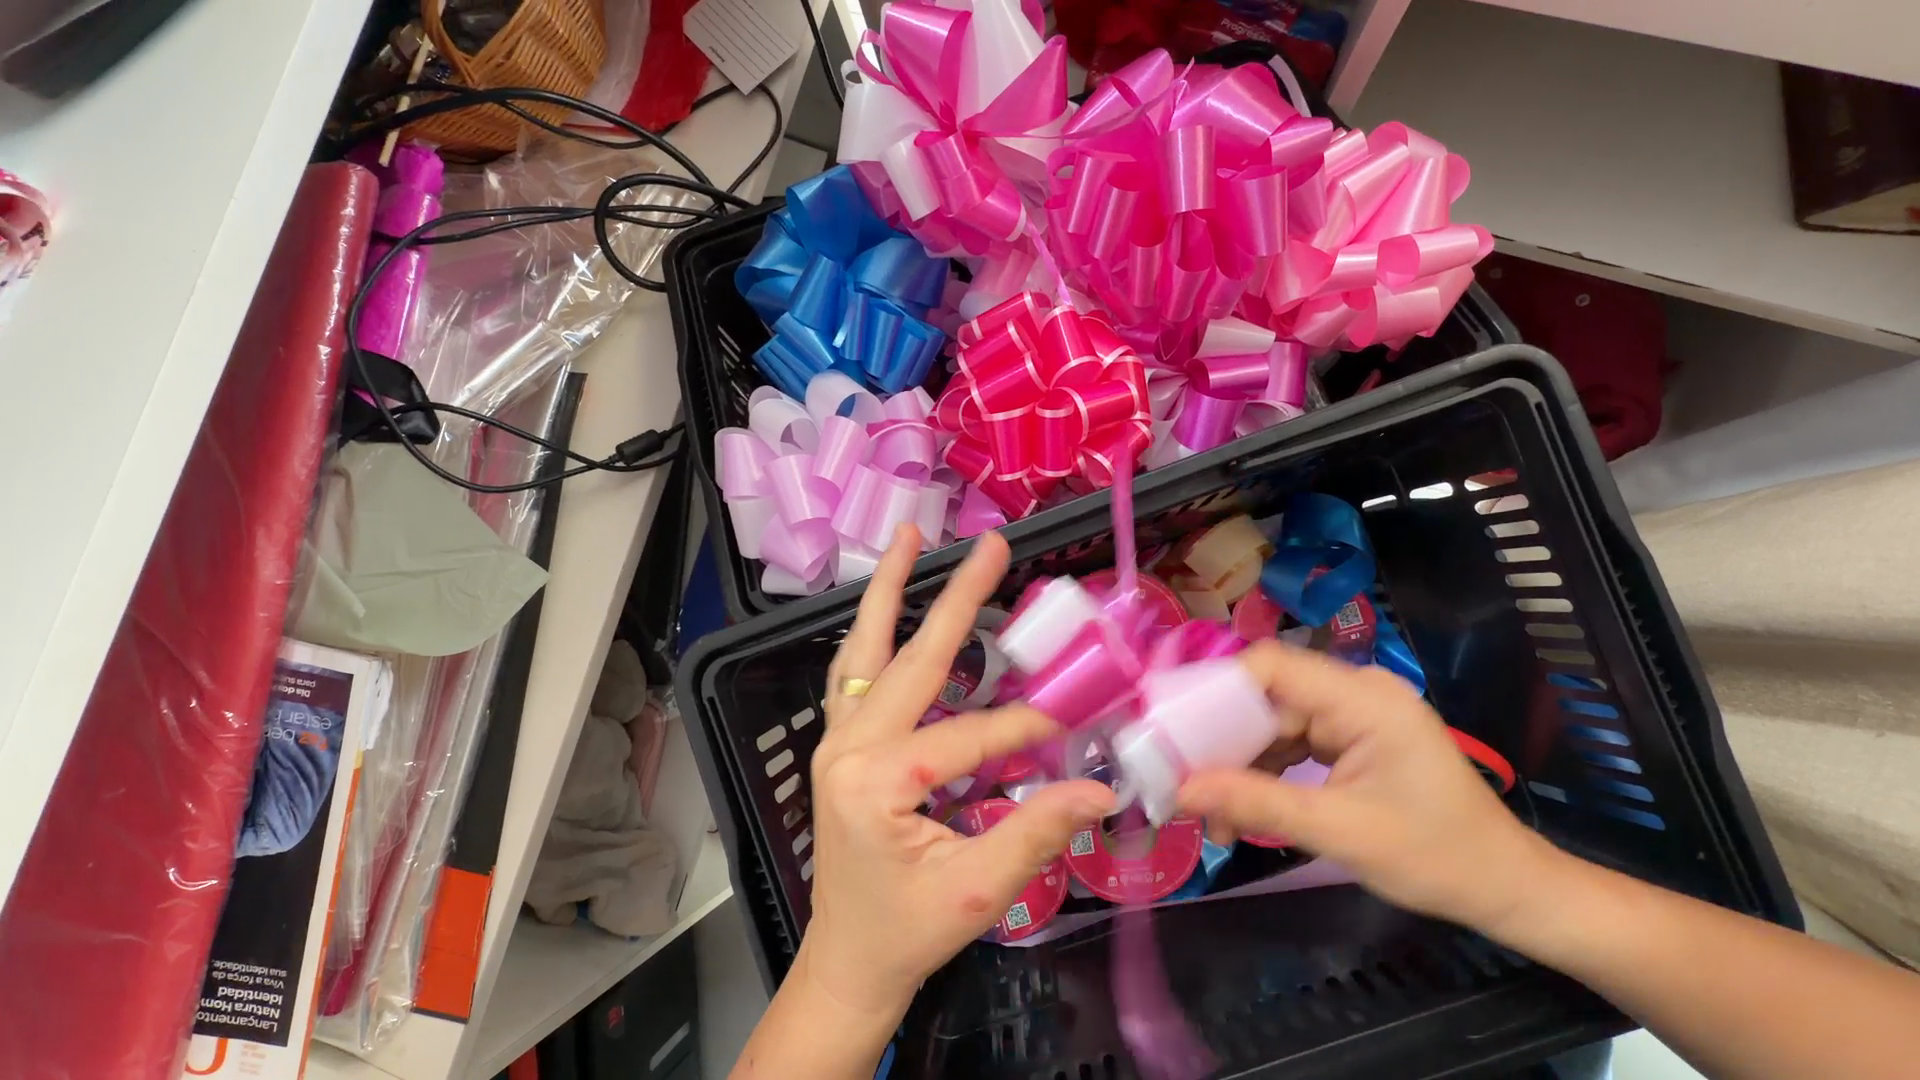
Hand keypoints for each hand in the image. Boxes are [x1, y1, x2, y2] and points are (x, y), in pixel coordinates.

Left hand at [799, 525, 1115, 1019]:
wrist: (850, 962)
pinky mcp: (838, 746)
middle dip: (955, 597)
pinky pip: (853, 675)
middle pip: (909, 658)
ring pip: (863, 650)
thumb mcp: (977, 891)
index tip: (1079, 724)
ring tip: (906, 538)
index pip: (970, 735)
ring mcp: (835, 742)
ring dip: (888, 592)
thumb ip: (1036, 830)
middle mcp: (847, 747)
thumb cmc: (908, 933)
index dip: (1029, 728)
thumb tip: (1102, 790)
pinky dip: (873, 633)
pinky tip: (886, 609)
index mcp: (876, 780)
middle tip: (989, 544)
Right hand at [1176, 642, 1551, 932]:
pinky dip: (1264, 773)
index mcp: (1363, 699)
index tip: (1174, 732)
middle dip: (1222, 742)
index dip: (1215, 692)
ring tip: (1213, 816)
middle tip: (1184, 785)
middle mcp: (1356, 692)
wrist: (1507, 888)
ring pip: (1272, 722)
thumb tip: (1179, 790)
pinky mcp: (1352, 737)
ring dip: (1240, 765)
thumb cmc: (1435, 856)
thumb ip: (1255, 803)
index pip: (1269, 667)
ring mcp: (1355, 714)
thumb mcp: (1338, 831)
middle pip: (1265, 697)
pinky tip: (1244, 810)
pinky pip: (1292, 741)